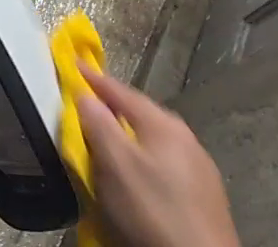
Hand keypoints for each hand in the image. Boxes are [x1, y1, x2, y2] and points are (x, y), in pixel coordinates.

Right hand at [77, 63, 238, 246]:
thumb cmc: (153, 211)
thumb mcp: (115, 164)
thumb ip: (97, 124)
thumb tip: (85, 95)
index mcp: (164, 124)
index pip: (121, 91)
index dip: (93, 78)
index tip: (73, 64)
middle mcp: (186, 139)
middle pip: (140, 115)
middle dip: (112, 110)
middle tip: (85, 111)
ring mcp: (200, 169)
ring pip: (153, 141)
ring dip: (128, 138)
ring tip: (106, 148)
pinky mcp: (204, 198)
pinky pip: (164, 166)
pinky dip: (143, 163)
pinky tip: (136, 181)